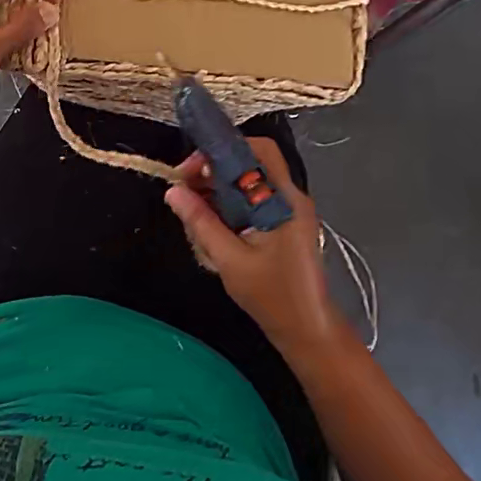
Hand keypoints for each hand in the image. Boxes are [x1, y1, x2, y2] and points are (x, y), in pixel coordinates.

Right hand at [163, 139, 345, 354]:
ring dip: (219, 186)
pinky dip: (229, 201)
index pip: (257, 151)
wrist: (307, 329)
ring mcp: (288, 210)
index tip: (189, 170)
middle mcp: (290, 197)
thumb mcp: (229, 259)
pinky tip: (209, 220)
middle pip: (251, 161)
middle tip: (185, 187)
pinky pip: (253, 199)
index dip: (220, 151)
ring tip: (192, 205)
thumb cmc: (272, 296)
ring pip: (250, 180)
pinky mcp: (283, 223)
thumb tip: (172, 191)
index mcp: (285, 200)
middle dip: (214, 167)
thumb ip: (201, 222)